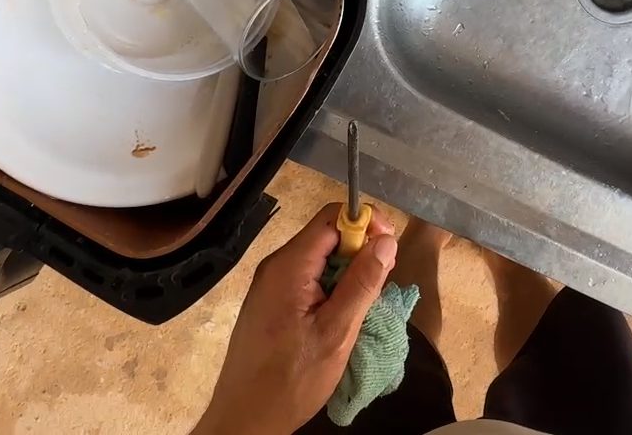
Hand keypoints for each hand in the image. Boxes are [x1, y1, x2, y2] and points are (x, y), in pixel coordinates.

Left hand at [195, 205, 397, 434]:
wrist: (243, 425)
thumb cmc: (290, 382)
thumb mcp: (336, 333)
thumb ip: (362, 283)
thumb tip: (386, 239)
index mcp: (289, 266)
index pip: (332, 217)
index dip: (365, 223)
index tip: (388, 246)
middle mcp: (276, 266)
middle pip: (326, 234)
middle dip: (358, 248)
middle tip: (381, 278)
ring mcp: (270, 284)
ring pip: (318, 256)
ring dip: (346, 269)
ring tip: (363, 300)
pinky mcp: (270, 301)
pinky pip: (307, 275)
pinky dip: (330, 284)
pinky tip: (340, 312)